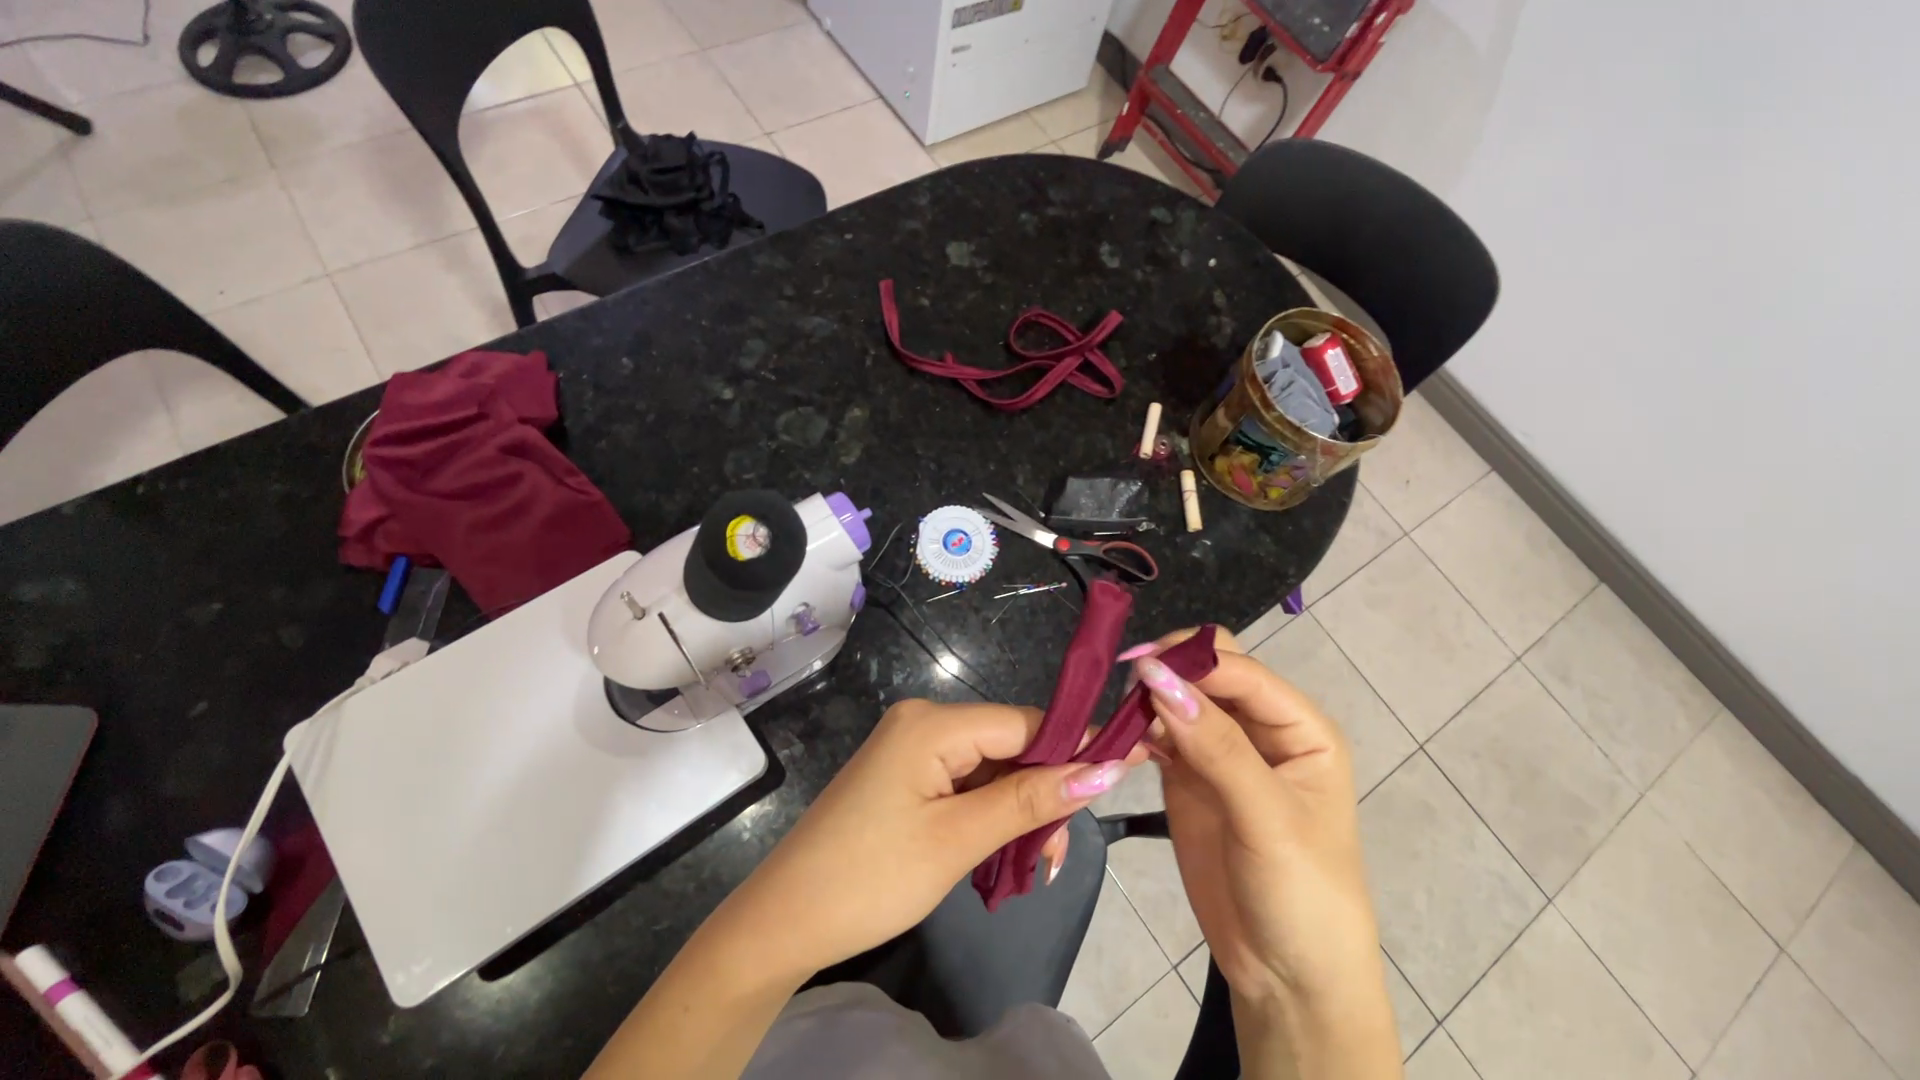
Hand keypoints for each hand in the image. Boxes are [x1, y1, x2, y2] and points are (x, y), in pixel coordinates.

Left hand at [715, 699, 1144, 981]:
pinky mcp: (903, 779)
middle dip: (1042, 793)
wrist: (785, 920)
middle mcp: (922, 723)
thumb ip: (1031, 800)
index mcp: (932, 723)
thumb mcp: (959, 839)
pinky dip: (988, 817)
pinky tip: (1001, 856)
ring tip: (1030, 867)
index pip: (1026, 722)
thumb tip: (1105, 769)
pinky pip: (963, 786)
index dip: (1074, 749)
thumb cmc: (873, 876)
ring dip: (1017, 812)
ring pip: (990, 770)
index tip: (1123, 777)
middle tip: (1054, 854)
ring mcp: (910, 752)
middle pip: (1009, 745)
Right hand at [1129, 628, 1399, 1078]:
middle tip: (1121, 688)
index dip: (1192, 660)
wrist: (1287, 976)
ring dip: (1146, 702)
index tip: (1136, 665)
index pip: (1242, 672)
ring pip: (1178, 702)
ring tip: (1112, 719)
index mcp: (1300, 728)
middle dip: (1168, 672)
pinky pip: (1159, 738)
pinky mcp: (1188, 780)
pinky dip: (1136, 733)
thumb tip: (1156, 676)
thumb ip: (1215, 746)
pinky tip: (1115, 742)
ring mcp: (1221, 755)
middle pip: (1208, 676)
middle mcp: (1261, 731)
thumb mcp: (1267, 817)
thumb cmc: (1301, 894)